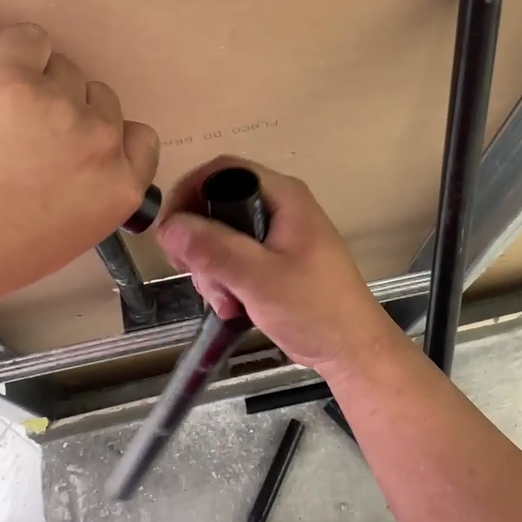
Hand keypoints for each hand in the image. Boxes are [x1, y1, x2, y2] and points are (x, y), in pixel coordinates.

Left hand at [0, 23, 160, 304]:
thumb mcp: (72, 233)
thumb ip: (94, 185)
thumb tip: (81, 149)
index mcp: (120, 185)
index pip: (139, 137)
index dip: (106, 137)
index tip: (78, 144)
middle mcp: (99, 139)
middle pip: (100, 98)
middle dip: (70, 112)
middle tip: (28, 135)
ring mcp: (55, 103)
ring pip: (64, 68)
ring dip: (40, 83)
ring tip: (2, 111)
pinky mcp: (7, 75)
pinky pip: (28, 40)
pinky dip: (16, 52)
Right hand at [155, 156, 408, 376]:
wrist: (351, 351)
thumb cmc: (315, 310)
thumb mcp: (260, 279)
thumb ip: (215, 250)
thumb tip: (169, 226)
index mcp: (283, 196)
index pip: (223, 170)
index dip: (190, 192)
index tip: (170, 229)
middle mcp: (279, 206)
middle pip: (217, 204)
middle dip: (199, 242)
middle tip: (193, 273)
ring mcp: (276, 234)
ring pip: (220, 236)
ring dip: (211, 269)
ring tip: (224, 301)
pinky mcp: (273, 260)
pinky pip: (232, 258)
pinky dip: (223, 281)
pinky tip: (232, 307)